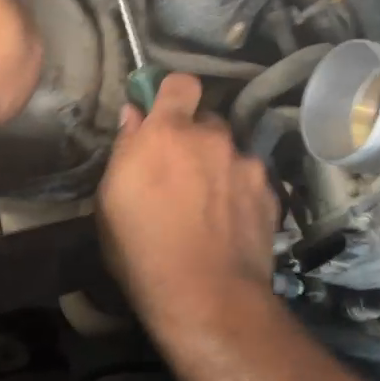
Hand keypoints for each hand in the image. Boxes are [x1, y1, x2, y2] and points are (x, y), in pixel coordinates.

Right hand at [98, 74, 280, 332]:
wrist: (206, 296)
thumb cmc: (141, 249)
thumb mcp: (110, 201)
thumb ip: (125, 149)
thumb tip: (133, 117)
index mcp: (167, 133)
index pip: (180, 83)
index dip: (172, 93)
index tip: (163, 112)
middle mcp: (212, 138)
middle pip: (205, 122)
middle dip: (193, 139)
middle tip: (180, 173)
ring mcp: (246, 165)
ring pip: (229, 153)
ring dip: (217, 168)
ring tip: (207, 207)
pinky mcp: (269, 193)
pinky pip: (249, 181)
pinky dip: (238, 193)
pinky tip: (228, 224)